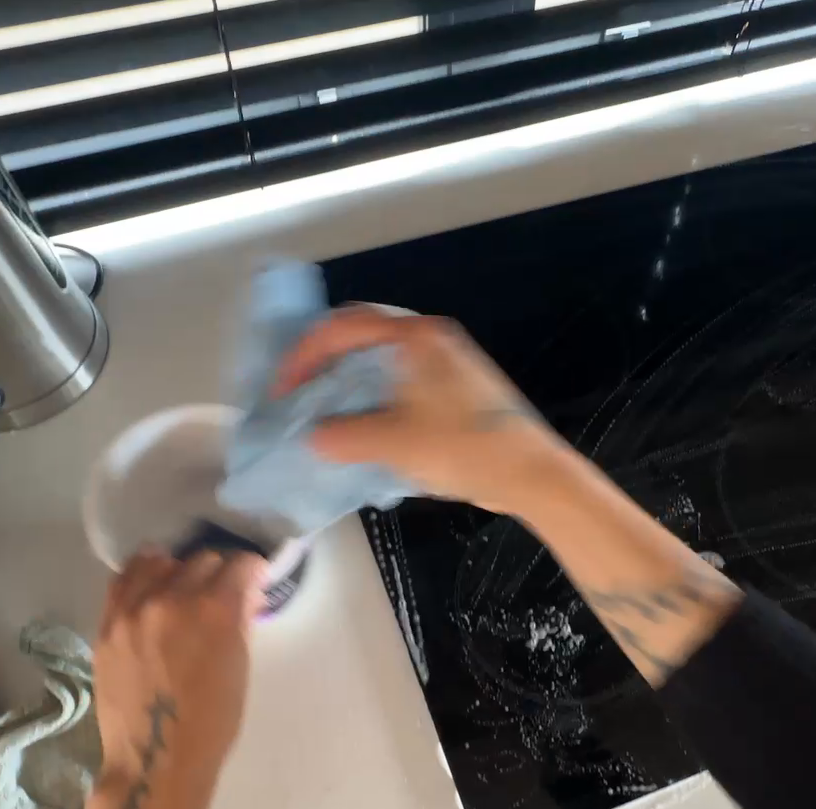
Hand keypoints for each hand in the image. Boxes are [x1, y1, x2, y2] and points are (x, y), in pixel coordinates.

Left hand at [93, 551, 263, 785]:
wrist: (156, 759)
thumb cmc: (213, 721)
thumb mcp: (240, 666)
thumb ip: (241, 620)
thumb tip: (245, 593)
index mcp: (215, 610)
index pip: (241, 564)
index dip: (254, 571)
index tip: (255, 582)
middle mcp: (172, 598)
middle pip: (203, 559)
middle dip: (221, 572)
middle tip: (224, 594)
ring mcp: (133, 610)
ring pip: (161, 561)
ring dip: (180, 570)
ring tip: (184, 589)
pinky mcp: (107, 624)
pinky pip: (124, 580)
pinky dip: (144, 576)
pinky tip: (153, 586)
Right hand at [277, 307, 574, 516]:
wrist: (531, 473)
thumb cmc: (464, 449)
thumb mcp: (396, 444)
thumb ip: (346, 436)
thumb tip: (314, 437)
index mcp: (414, 338)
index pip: (343, 327)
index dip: (304, 355)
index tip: (284, 390)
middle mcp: (431, 339)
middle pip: (362, 336)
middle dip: (325, 362)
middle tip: (299, 393)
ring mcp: (448, 362)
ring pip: (383, 360)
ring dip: (350, 382)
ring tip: (324, 411)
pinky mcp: (457, 388)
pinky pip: (402, 381)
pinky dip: (375, 397)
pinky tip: (364, 425)